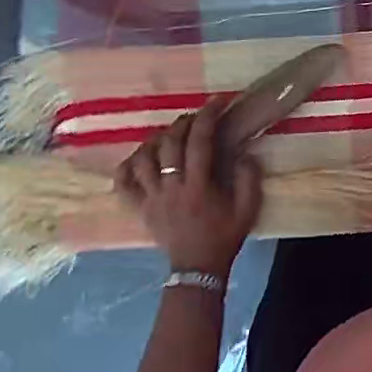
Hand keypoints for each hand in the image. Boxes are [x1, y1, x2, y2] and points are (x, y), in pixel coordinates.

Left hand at [115, 97, 262, 278]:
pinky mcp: (139, 208)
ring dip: (155, 140)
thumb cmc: (224, 237)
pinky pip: (123, 184)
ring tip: (167, 136)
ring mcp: (151, 198)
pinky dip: (126, 167)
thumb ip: (249, 180)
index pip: (200, 142)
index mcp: (199, 187)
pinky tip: (138, 159)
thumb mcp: (248, 210)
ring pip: (143, 159)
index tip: (216, 103)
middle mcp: (171, 188)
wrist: (197, 269)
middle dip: (182, 123)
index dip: (207, 117)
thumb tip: (244, 153)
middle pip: (169, 144)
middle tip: (194, 118)